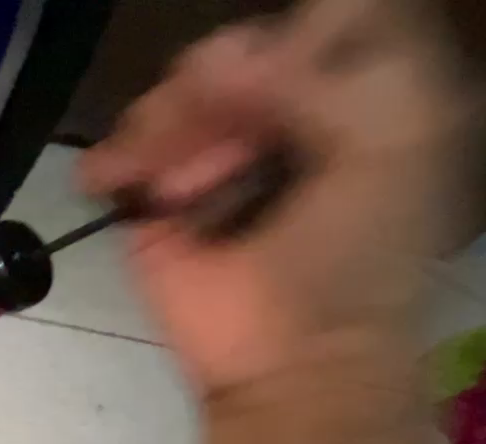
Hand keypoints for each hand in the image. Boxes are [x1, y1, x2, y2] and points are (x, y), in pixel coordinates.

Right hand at [79, 0, 479, 412]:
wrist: (284, 355)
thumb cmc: (354, 258)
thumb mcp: (389, 147)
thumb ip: (331, 81)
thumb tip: (212, 58)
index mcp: (357, 89)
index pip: (319, 17)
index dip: (289, 41)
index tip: (273, 90)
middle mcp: (281, 112)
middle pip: (230, 53)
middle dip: (216, 97)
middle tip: (220, 159)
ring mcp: (208, 157)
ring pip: (167, 99)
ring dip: (163, 135)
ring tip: (177, 192)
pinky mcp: (149, 203)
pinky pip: (118, 154)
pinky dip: (110, 163)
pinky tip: (115, 183)